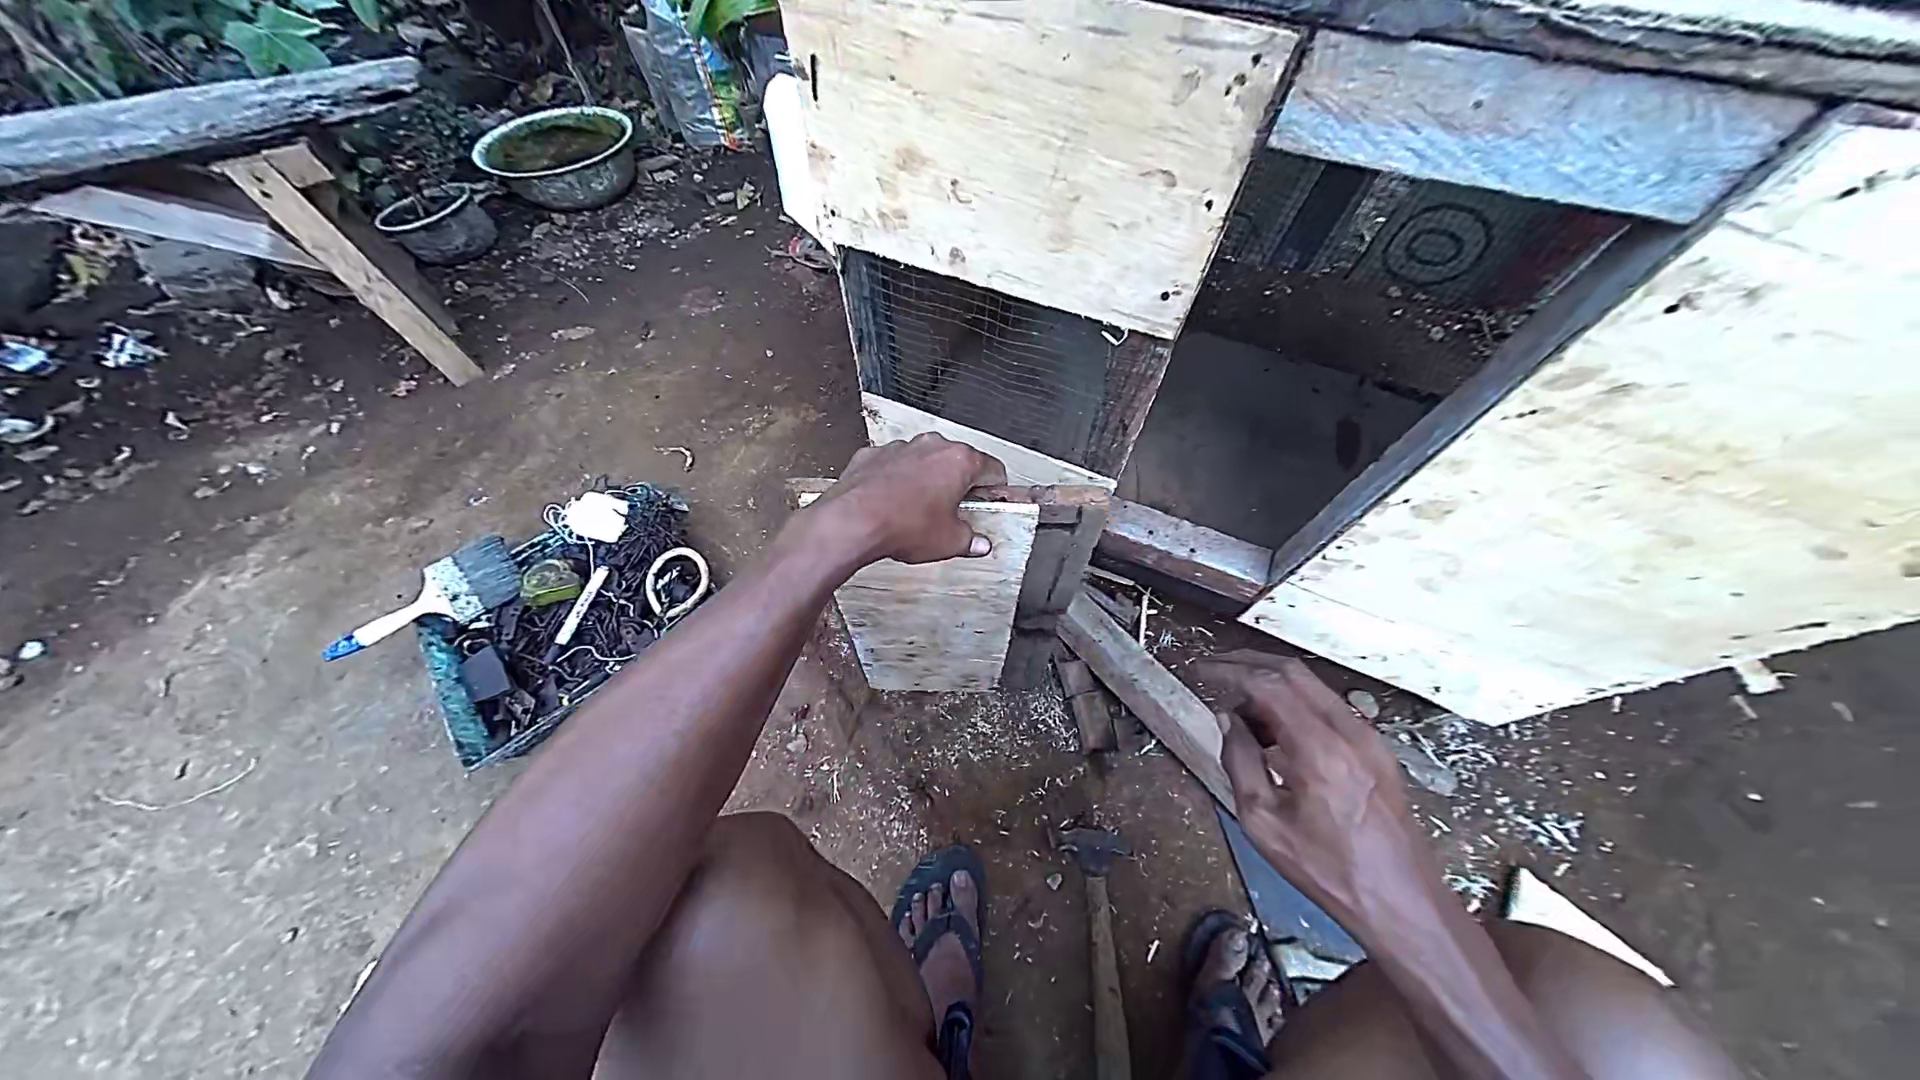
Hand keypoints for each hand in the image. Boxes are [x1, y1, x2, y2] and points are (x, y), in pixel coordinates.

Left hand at [800, 434, 1006, 567]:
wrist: (851, 523)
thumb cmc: (900, 525)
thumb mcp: (949, 542)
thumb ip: (969, 540)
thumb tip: (976, 543)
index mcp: (959, 461)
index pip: (992, 468)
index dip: (995, 487)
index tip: (991, 499)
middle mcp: (930, 446)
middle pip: (957, 461)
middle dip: (959, 484)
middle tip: (956, 511)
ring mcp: (899, 448)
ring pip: (923, 461)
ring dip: (926, 481)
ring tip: (920, 512)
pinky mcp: (872, 456)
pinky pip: (893, 466)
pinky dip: (896, 481)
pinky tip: (892, 505)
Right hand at [1195, 650, 1439, 935]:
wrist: (1404, 904)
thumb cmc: (1329, 871)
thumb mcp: (1263, 822)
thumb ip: (1239, 762)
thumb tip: (1228, 720)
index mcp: (1321, 752)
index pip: (1268, 685)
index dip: (1229, 671)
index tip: (1202, 670)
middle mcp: (1350, 734)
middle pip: (1293, 671)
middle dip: (1248, 662)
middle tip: (1215, 669)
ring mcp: (1370, 738)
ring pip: (1312, 685)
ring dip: (1271, 682)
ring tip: (1239, 709)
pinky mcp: (1376, 749)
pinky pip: (1327, 706)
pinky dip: (1294, 701)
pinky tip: (1273, 727)